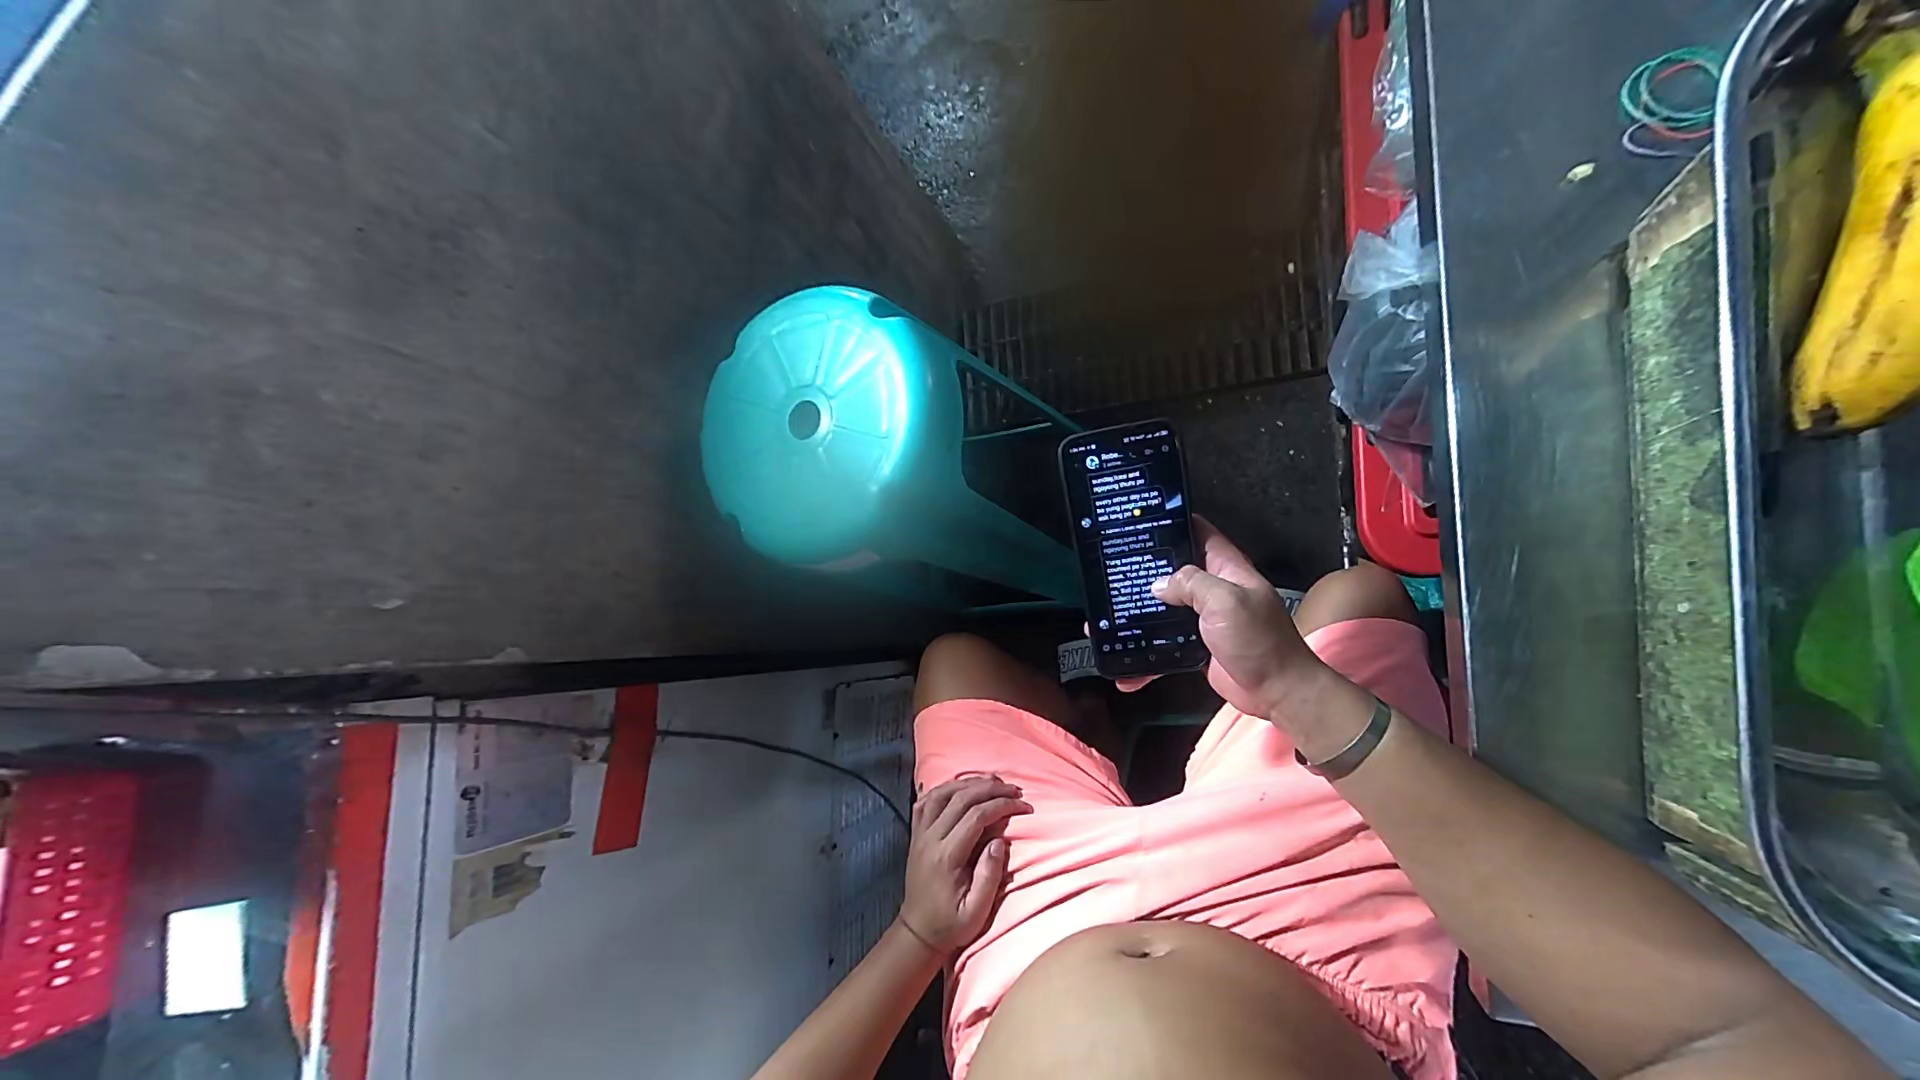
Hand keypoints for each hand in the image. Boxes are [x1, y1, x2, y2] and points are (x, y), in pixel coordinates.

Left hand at [896, 775, 1030, 956]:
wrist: (918, 932)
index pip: (976, 816)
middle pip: (960, 798)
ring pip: (942, 793)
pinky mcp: (916, 834)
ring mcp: (920, 834)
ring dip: (968, 782)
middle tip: (1014, 789)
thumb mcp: (976, 912)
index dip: (1002, 805)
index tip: (1024, 805)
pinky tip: (959, 785)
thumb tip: (999, 841)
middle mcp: (930, 839)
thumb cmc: (951, 924)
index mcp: (946, 856)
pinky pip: (926, 800)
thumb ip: (989, 876)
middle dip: (990, 789)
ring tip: (992, 781)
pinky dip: (944, 788)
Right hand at [1124, 519, 1342, 730]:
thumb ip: (1192, 583)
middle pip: (1177, 570)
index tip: (1145, 520)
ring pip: (1167, 606)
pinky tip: (1126, 660)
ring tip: (1110, 610)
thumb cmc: (1260, 642)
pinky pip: (1166, 641)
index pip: (1201, 534)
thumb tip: (1159, 584)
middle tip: (1116, 565)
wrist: (1277, 692)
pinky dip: (1147, 650)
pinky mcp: (1198, 645)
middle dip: (1149, 568)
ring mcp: (1206, 619)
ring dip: (1142, 610)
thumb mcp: (1226, 601)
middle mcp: (1216, 590)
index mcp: (1228, 570)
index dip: (1176, 522)